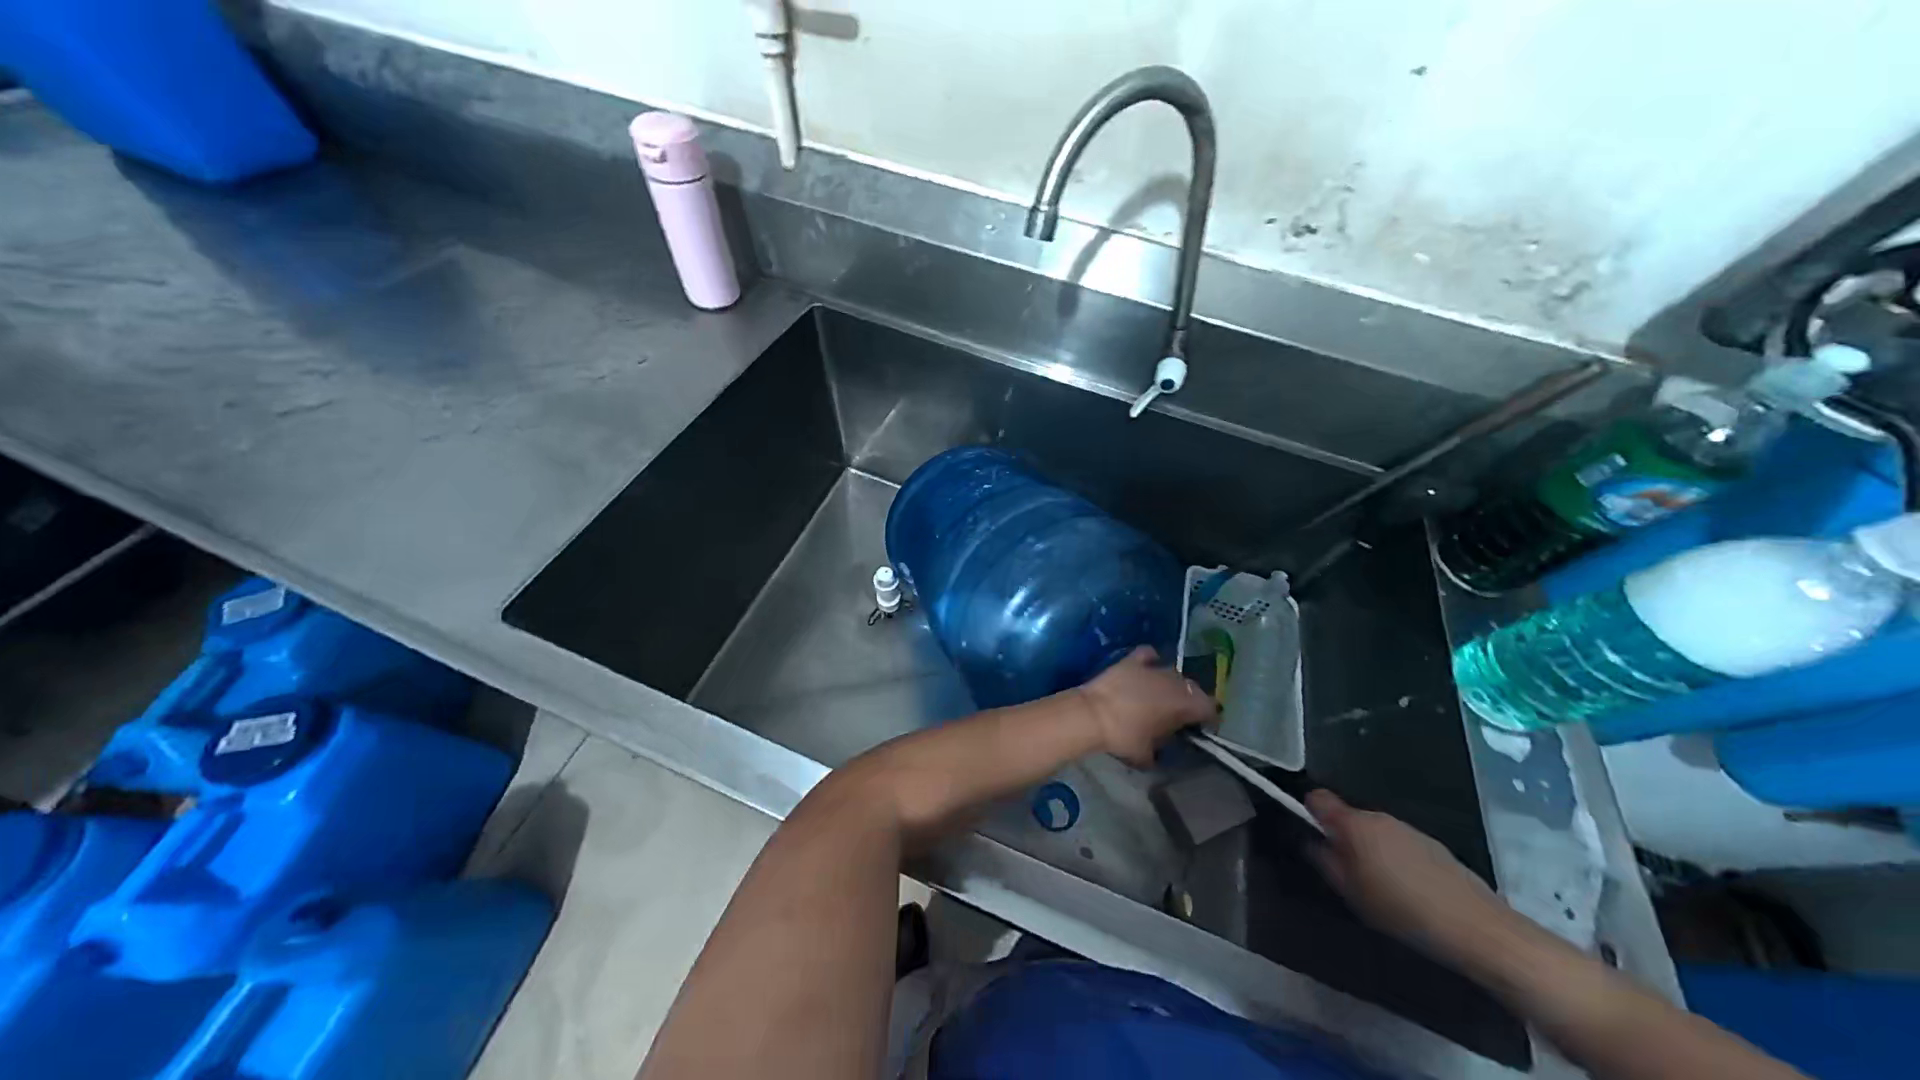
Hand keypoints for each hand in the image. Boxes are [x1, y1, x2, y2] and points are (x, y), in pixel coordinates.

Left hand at [1076, 646, 1214, 765]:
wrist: (1093, 715)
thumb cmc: (1124, 737)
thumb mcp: (1148, 755)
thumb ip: (1161, 750)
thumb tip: (1160, 750)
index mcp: (1185, 705)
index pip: (1209, 708)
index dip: (1208, 718)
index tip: (1200, 728)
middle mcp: (1175, 682)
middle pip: (1193, 689)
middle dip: (1190, 701)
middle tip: (1178, 716)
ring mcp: (1153, 668)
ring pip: (1173, 673)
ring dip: (1171, 684)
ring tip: (1161, 696)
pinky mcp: (1132, 661)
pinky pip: (1148, 655)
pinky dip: (1151, 661)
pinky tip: (1146, 670)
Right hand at [1306, 789, 1522, 963]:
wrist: (1478, 928)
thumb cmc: (1402, 910)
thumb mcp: (1350, 892)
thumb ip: (1324, 861)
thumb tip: (1311, 841)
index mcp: (1354, 824)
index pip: (1318, 798)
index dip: (1308, 812)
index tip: (1312, 837)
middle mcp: (1380, 817)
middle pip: (1348, 817)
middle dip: (1342, 839)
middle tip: (1347, 874)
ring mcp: (1410, 829)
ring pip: (1375, 832)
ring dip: (1370, 851)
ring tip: (1380, 888)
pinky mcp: (1434, 846)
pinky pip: (1400, 844)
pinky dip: (1395, 860)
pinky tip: (1408, 892)